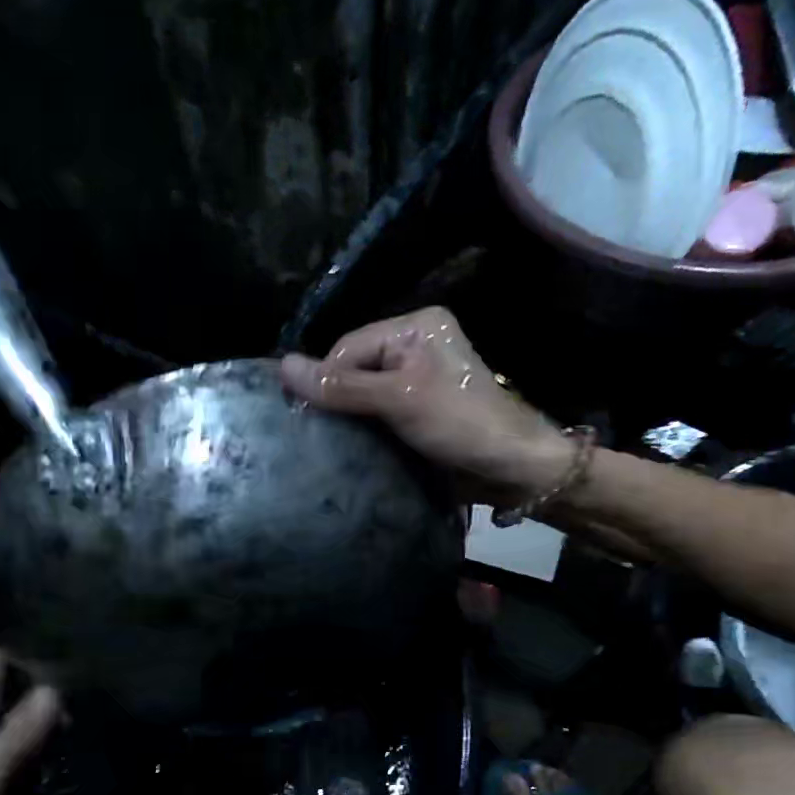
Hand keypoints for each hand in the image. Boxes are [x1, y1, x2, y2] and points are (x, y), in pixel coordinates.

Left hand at [0, 646, 62, 794]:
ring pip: (13, 726)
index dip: (3, 653)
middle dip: (29, 676)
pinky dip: (43, 740)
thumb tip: (56, 688)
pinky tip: (63, 738)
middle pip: (0, 699)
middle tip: (68, 651)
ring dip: (39, 708)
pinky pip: (24, 754)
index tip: (30, 621)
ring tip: (76, 688)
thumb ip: (16, 737)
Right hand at [281, 307, 573, 505]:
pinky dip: (368, 427)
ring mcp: (421, 378)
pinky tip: (355, 446)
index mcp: (416, 326)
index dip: (328, 379)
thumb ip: (343, 386)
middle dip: (340, 399)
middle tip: (319, 433)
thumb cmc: (460, 423)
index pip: (350, 346)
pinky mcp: (422, 408)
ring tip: (332, 442)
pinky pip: (382, 410)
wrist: (512, 468)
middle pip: (357, 367)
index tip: (308, 416)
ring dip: (352, 417)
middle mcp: (417, 345)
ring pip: (366, 392)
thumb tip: (282, 367)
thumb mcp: (400, 399)